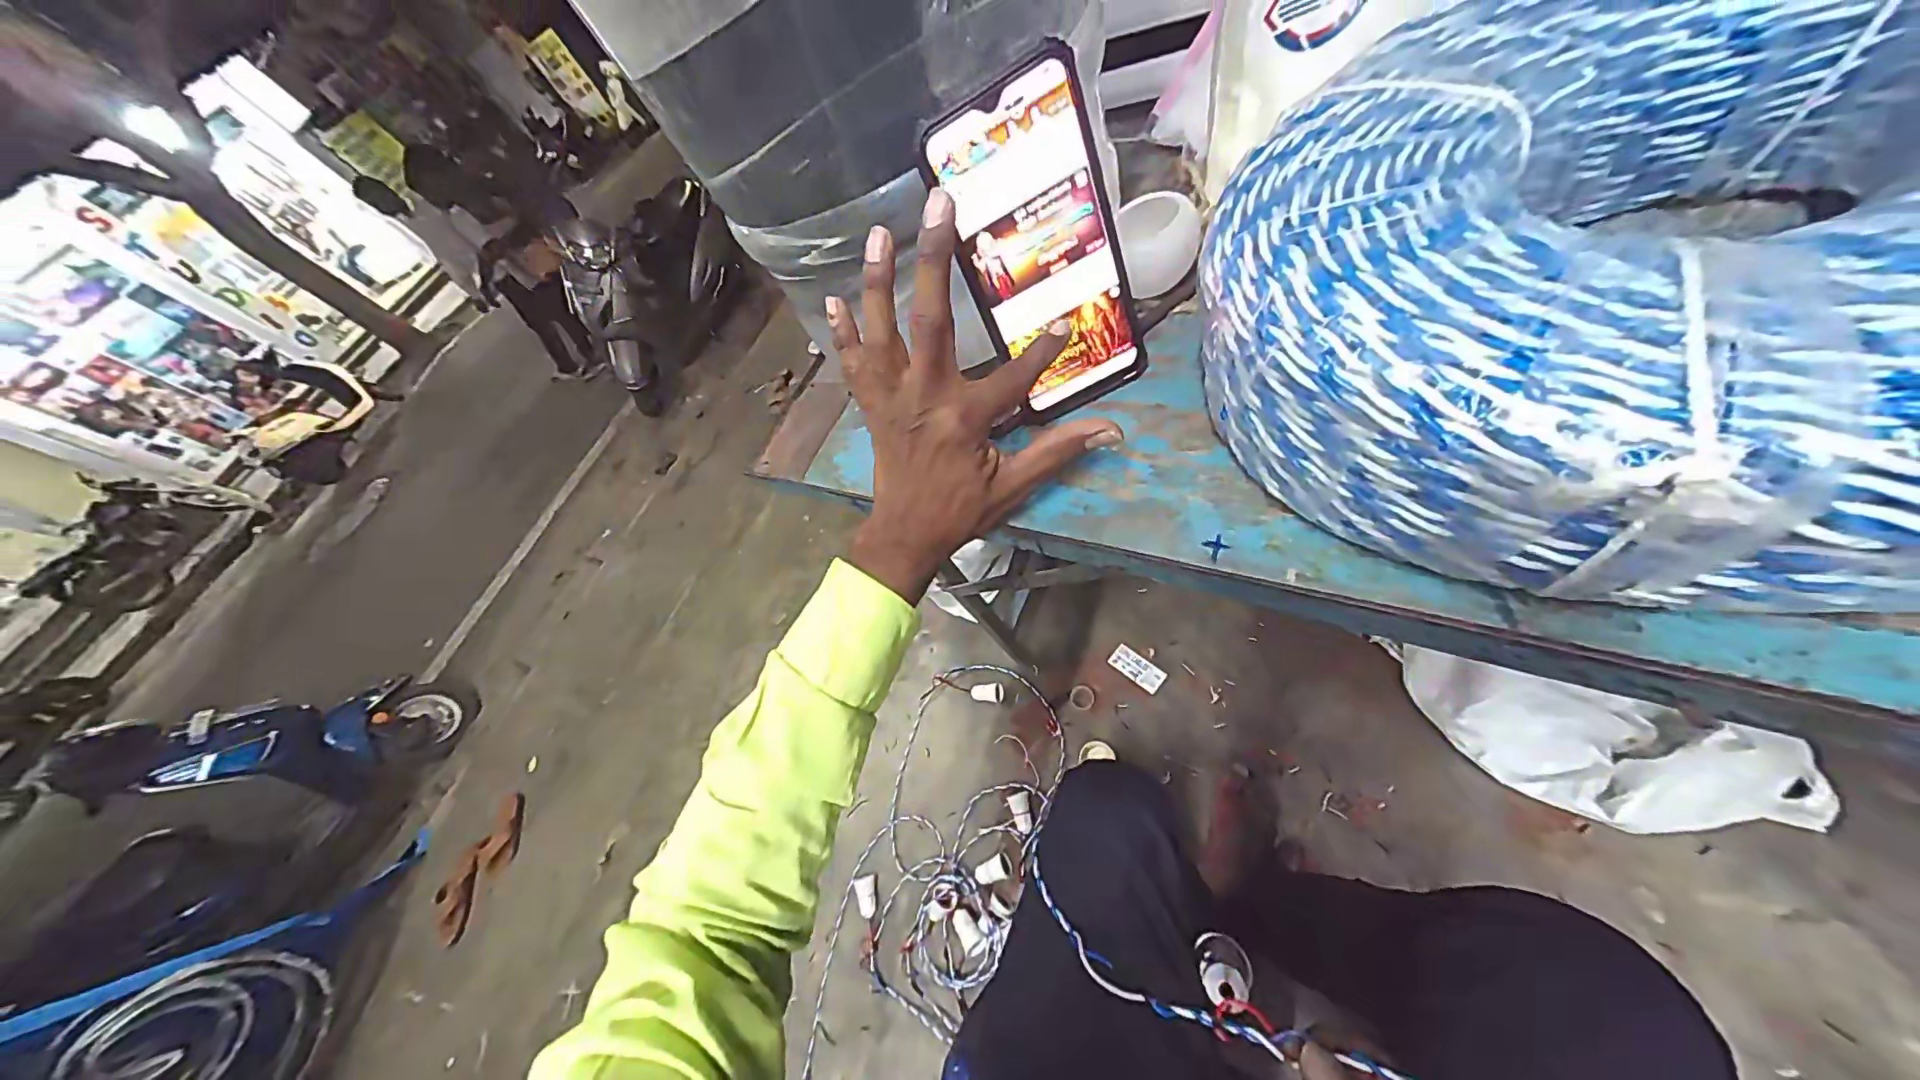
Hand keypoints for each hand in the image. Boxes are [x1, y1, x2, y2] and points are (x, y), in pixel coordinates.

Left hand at [828, 188, 1123, 602]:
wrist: (904, 534)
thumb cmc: (959, 510)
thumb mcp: (1011, 487)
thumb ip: (1056, 453)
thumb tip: (1109, 431)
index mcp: (964, 417)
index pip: (1013, 376)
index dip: (1043, 352)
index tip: (1065, 321)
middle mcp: (924, 396)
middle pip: (930, 320)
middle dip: (934, 261)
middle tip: (938, 208)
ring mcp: (891, 397)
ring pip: (881, 332)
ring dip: (878, 282)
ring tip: (879, 233)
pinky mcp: (870, 405)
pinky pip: (852, 364)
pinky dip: (841, 334)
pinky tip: (832, 299)